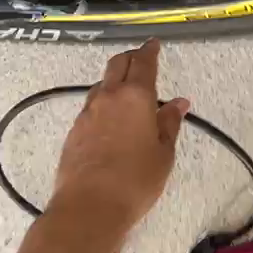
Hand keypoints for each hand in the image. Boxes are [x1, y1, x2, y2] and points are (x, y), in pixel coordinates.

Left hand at [47, 40, 189, 248]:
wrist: (88, 208)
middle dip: (130, 57)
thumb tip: (179, 103)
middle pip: (117, 64)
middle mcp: (109, 97)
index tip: (154, 44)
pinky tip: (109, 121)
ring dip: (114, 81)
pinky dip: (103, 104)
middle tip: (140, 61)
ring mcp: (88, 113)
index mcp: (136, 96)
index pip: (143, 62)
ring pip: (101, 84)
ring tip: (125, 93)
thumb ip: (169, 124)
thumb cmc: (135, 181)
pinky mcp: (73, 131)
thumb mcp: (163, 154)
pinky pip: (91, 106)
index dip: (150, 50)